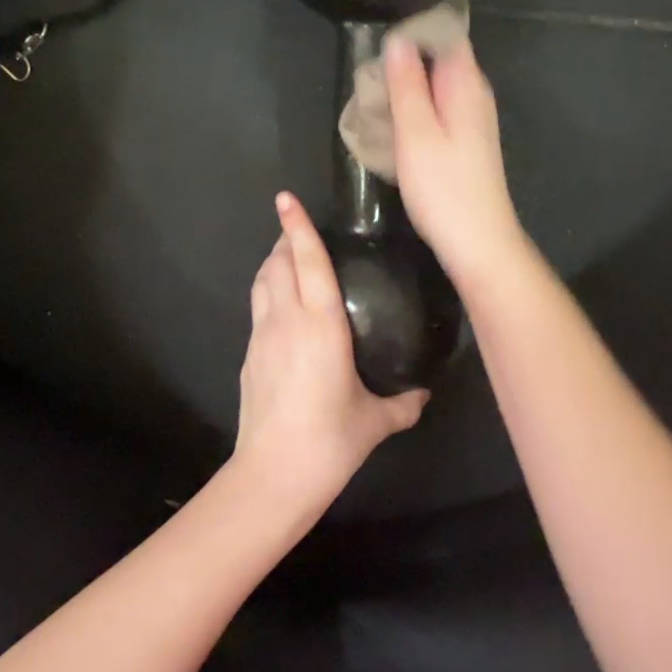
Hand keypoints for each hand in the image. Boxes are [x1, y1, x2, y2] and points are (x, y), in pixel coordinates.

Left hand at [235, 193, 430, 500]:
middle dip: (284, 238)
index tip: (287, 199)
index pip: (308, 263)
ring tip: (285, 253)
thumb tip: (423, 393)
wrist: (273, 473)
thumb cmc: (330, 441)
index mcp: (321, 326)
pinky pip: (258, 307)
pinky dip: (267, 290)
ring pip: (262, 283)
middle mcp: (287, 321)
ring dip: (272, 261)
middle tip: (297, 224)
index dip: (298, 228)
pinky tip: (280, 302)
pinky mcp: (249, 355)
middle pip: (278, 264)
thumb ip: (402, 403)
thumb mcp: (375, 421)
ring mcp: (262, 337)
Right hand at [383, 33, 526, 280]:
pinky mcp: (465, 140)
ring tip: (371, 90)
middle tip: (366, 65)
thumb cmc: (444, 189)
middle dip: (405, 55)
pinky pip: (437, 107)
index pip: (445, 33)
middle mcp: (474, 94)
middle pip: (439, 57)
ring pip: (436, 84)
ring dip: (406, 84)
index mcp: (466, 85)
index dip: (415, 25)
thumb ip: (406, 86)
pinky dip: (414, 106)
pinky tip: (391, 120)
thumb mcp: (416, 133)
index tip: (380, 26)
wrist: (477, 241)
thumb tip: (398, 40)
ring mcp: (472, 118)